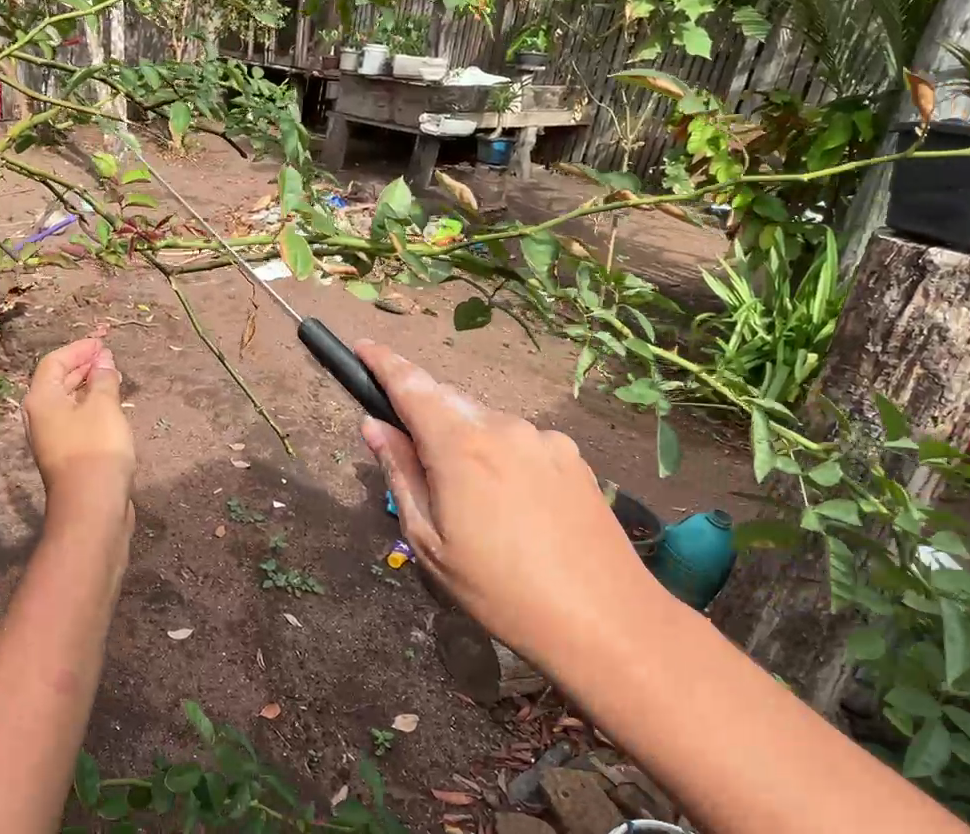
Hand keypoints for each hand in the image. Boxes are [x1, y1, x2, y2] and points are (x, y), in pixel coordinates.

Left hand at [22, 337, 135, 534]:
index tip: (102, 343)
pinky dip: (91, 408)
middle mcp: (39, 417)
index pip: (53, 362)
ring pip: (67, 403)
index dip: (78, 349)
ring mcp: (51, 439)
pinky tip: (111, 409)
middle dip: (83, 366)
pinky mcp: (66, 456)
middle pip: (57, 382)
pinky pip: (75, 421)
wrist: (92, 508)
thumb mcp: (104, 406)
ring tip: (113, 378)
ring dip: (88, 388)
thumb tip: (103, 361)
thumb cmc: (95, 449)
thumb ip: (104, 379)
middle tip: (109, 358)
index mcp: (41, 400)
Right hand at [353, 340, 660, 655]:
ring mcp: (543, 440)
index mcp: (460, 447)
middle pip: (447, 402)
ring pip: (484, 422)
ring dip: (462, 439)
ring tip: (466, 499)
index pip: (411, 386)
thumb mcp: (429, 540)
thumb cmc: (500, 589)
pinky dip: (498, 455)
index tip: (362, 347)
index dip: (382, 362)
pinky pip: (518, 441)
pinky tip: (508, 504)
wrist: (607, 622)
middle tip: (411, 459)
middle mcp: (503, 428)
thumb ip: (399, 474)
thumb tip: (373, 426)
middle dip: (422, 414)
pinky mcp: (572, 457)